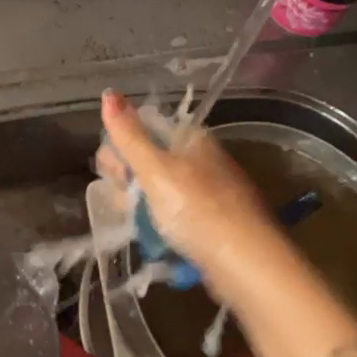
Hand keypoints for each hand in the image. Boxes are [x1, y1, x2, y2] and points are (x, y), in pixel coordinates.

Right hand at [98, 90, 289, 282]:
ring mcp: (208, 193)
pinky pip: (174, 216)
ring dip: (142, 207)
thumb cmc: (198, 211)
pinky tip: (155, 239)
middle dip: (129, 181)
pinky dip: (161, 225)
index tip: (111, 172)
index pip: (144, 131)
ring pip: (160, 192)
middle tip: (126, 202)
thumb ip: (129, 135)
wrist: (247, 265)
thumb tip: (109, 92)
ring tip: (139, 225)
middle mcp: (202, 161)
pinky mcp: (211, 223)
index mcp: (192, 140)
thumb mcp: (155, 170)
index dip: (121, 149)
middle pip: (150, 162)